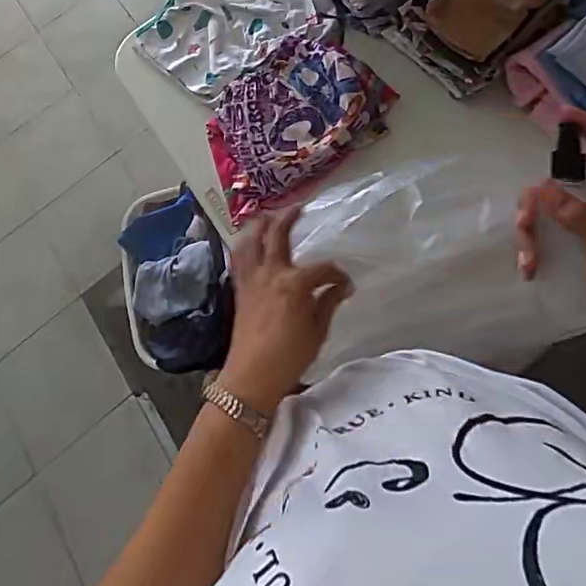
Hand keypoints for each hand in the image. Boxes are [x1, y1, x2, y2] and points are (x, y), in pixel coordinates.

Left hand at [218, 208, 352, 412]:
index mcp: (295, 283)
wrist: (252, 377)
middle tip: (298, 208)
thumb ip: (328, 303)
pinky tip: (248, 243)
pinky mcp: (240, 289)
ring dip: (260, 225)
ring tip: (268, 215)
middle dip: (289, 217)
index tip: (346, 285)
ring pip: (252, 241)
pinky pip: (239, 259)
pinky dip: (244, 246)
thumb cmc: (289, 357)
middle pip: (278, 235)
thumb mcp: (317, 331)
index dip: (338, 275)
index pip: (323, 268)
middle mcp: (271, 273)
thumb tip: (342, 287)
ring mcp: (252, 279)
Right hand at [515, 106, 585, 336]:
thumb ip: (582, 221)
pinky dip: (534, 249)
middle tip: (525, 219)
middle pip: (566, 185)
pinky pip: (547, 239)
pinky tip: (530, 269)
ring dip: (532, 229)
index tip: (566, 114)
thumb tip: (545, 188)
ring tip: (528, 256)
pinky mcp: (578, 255)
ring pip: (550, 213)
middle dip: (539, 198)